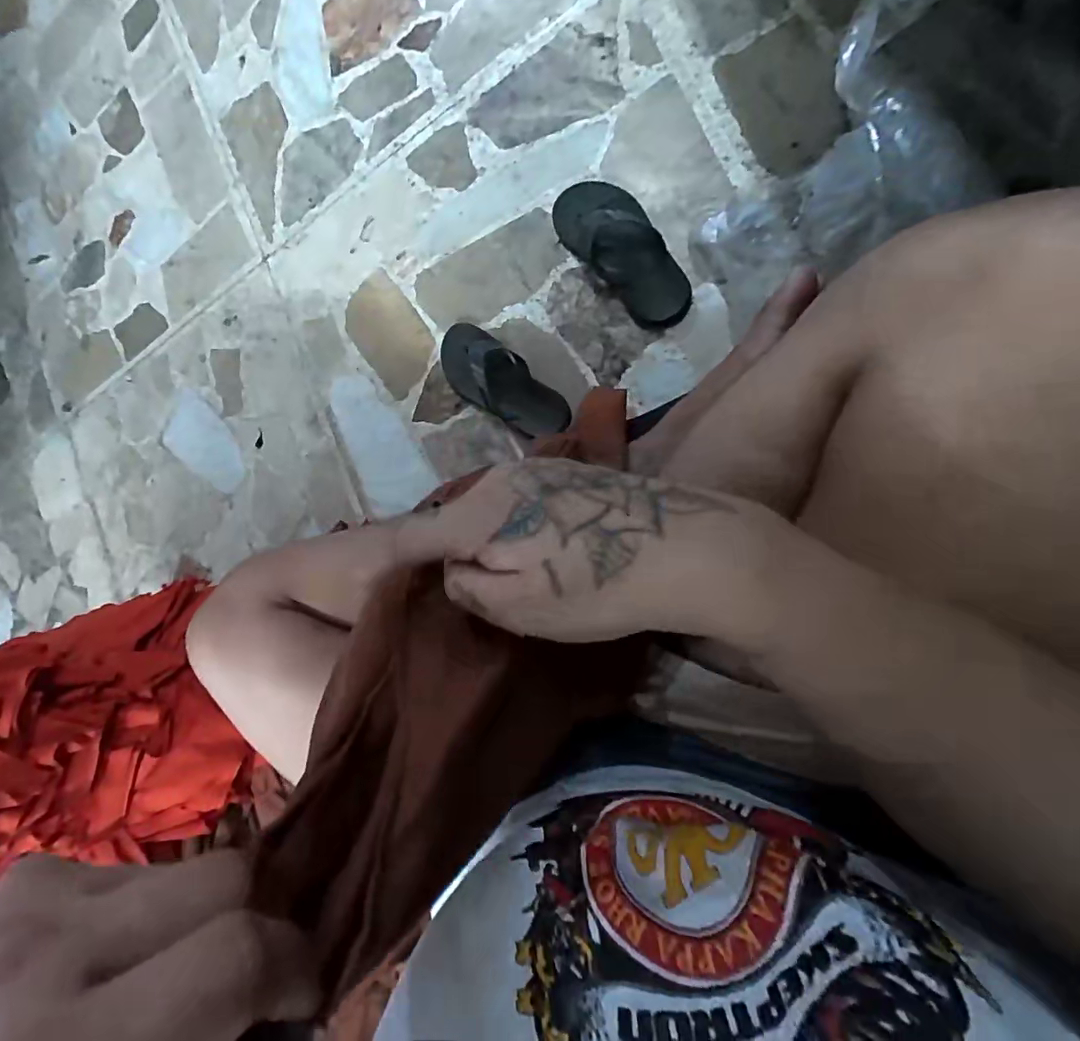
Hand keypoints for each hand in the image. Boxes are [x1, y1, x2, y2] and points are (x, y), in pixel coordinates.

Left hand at [0, 852, 317, 1040]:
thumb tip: (293, 1018)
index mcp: (80, 1040)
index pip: (237, 950)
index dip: (297, 966)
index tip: (301, 996)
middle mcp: (55, 943)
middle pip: (226, 873)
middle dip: (260, 922)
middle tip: (249, 978)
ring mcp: (32, 894)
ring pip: (183, 864)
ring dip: (200, 917)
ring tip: (169, 975)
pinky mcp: (21, 876)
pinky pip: (127, 870)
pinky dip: (145, 912)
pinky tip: (108, 963)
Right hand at [423, 459, 779, 643]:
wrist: (700, 550)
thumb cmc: (602, 589)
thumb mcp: (522, 609)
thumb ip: (468, 588)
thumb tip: (453, 570)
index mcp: (480, 511)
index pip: (415, 534)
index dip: (392, 559)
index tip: (379, 582)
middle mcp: (501, 478)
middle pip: (452, 519)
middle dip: (447, 552)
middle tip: (458, 590)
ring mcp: (540, 469)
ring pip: (488, 510)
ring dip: (485, 540)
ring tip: (503, 573)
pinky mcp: (572, 473)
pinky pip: (520, 503)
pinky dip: (515, 528)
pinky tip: (544, 550)